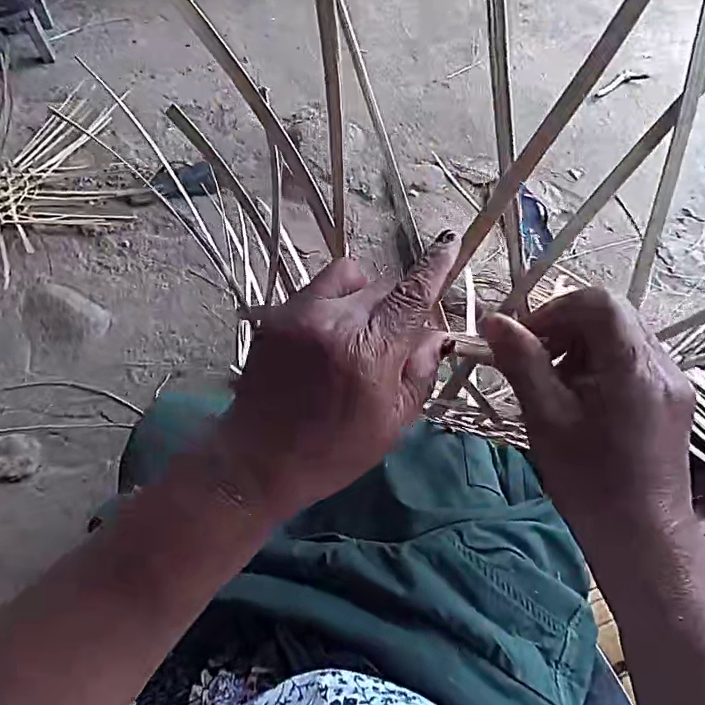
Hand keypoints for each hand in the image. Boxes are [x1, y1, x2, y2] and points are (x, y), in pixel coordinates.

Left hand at [209, 232, 459, 520]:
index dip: (434, 267)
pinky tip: (328, 335)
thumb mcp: (393, 422)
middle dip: (396, 305)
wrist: (257, 461)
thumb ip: (420, 370)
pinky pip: (318, 288)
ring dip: (364, 297)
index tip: (447, 244)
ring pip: (350, 278)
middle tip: (391, 341)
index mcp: (369, 352)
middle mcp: (335, 320)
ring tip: (356, 333)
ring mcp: (300, 312)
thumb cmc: (334, 451)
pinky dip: (334, 301)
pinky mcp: (277, 314)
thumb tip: (433, 332)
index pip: (411, 295)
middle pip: (383, 285)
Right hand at [481, 288, 695, 540]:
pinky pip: (632, 360)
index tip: (526, 338)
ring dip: (582, 347)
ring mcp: (673, 382)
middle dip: (566, 328)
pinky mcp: (673, 399)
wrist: (645, 542)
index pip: (599, 302)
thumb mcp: (547, 419)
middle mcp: (663, 365)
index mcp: (634, 367)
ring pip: (621, 336)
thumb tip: (495, 321)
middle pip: (612, 315)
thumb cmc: (591, 485)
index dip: (556, 309)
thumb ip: (522, 363)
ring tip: (557, 388)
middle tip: (536, 361)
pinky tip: (583, 402)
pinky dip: (601, 365)